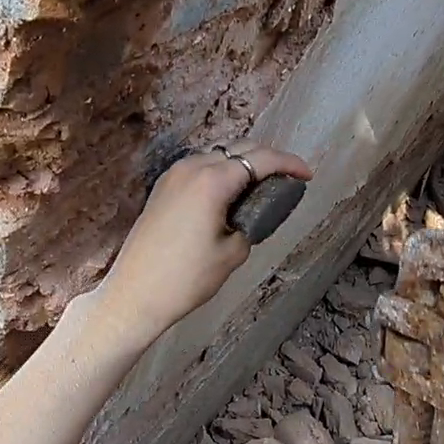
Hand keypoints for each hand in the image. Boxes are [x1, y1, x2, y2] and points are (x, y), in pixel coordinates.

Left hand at [95, 143, 311, 337]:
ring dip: (243, 164)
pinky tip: (232, 194)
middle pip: (240, 148)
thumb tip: (254, 211)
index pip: (261, 159)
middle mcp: (192, 167)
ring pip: (219, 155)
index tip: (308, 175)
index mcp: (212, 180)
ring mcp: (174, 175)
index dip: (290, 163)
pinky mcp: (163, 187)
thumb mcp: (233, 251)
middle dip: (268, 160)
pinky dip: (222, 173)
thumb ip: (253, 221)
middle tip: (288, 181)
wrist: (135, 295)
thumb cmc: (186, 278)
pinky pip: (200, 167)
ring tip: (263, 188)